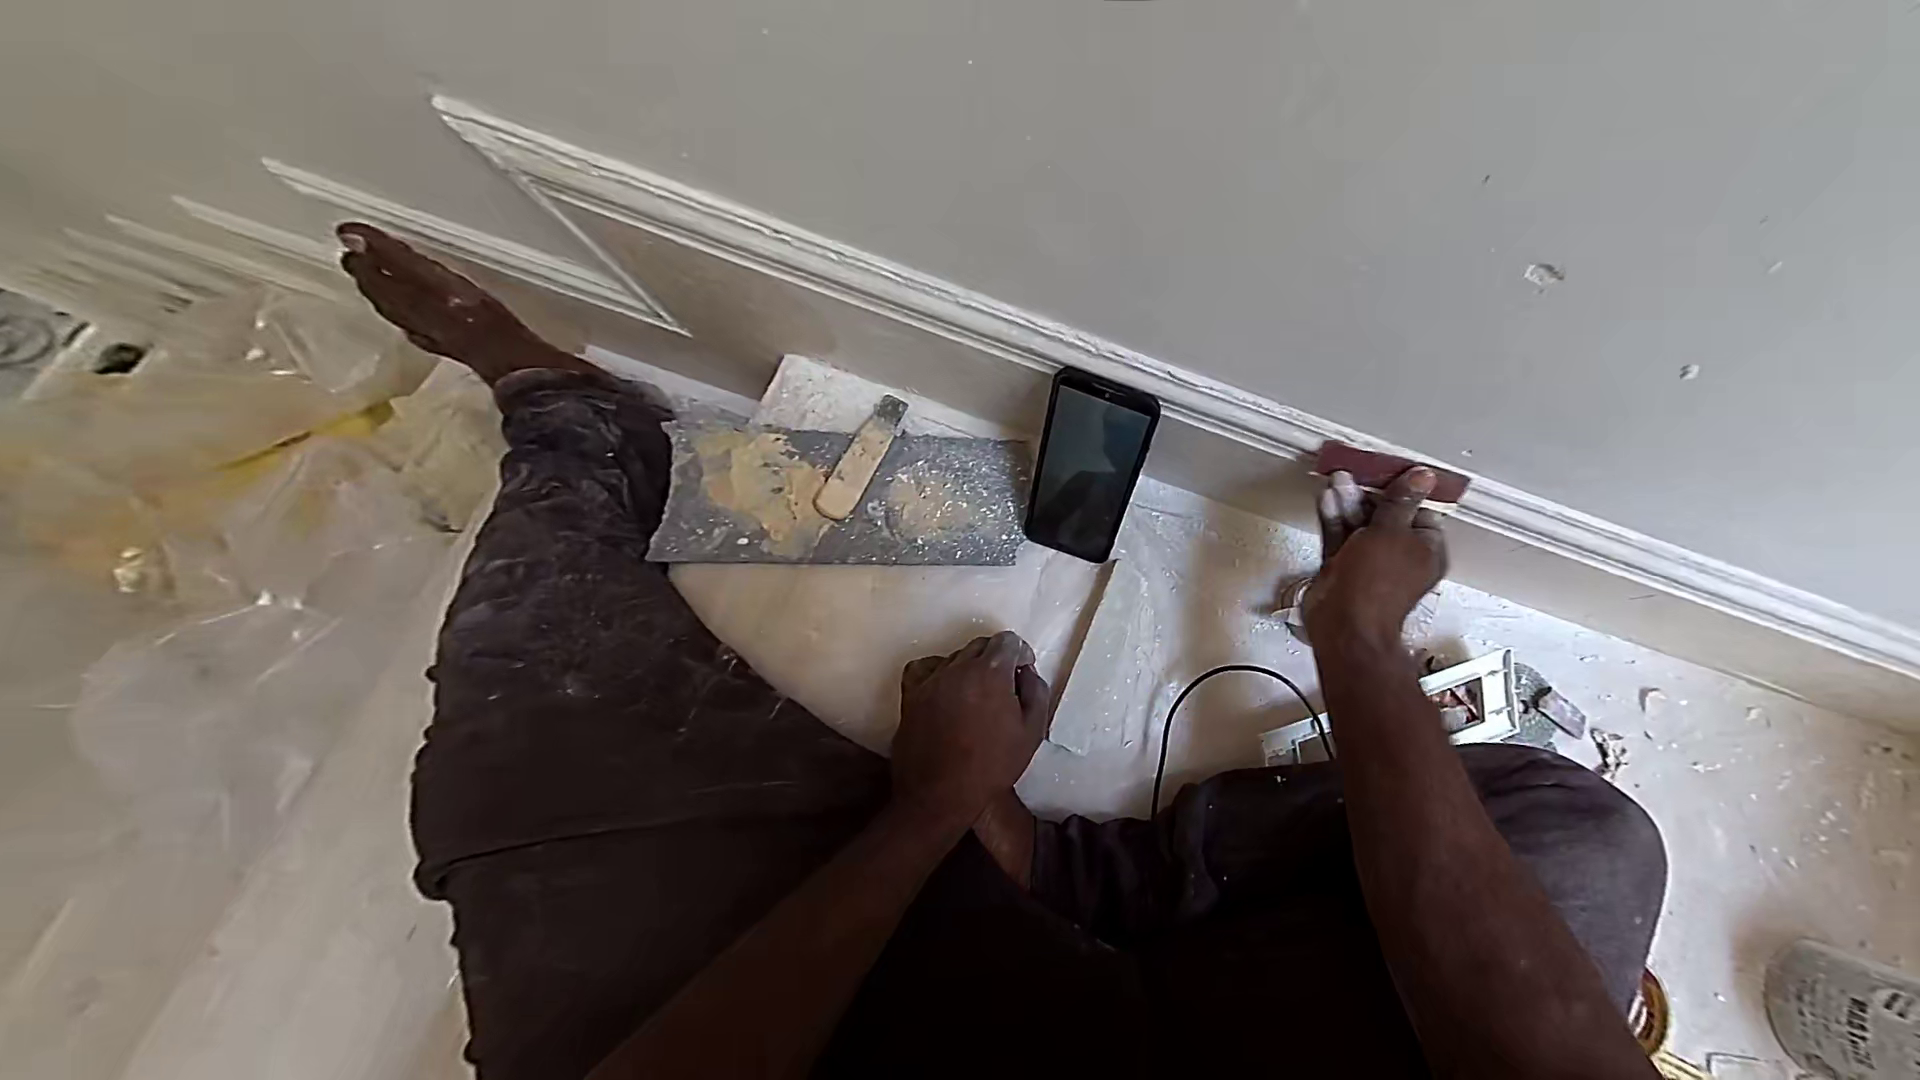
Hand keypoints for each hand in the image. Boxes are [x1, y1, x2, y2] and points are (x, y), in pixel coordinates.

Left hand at [336, 223, 589, 382]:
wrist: (531, 376)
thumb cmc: (496, 331)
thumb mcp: (446, 285)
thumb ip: (399, 262)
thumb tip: (350, 237)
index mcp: (420, 304)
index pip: (384, 273)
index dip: (369, 252)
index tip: (351, 233)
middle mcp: (428, 324)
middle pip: (391, 299)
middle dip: (374, 278)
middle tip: (359, 258)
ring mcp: (449, 341)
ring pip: (408, 317)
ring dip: (393, 300)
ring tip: (384, 286)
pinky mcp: (471, 353)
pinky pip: (431, 334)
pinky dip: (420, 323)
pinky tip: (424, 324)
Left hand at [892, 631, 1050, 827]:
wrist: (941, 794)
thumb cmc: (990, 767)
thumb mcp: (1031, 732)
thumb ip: (1036, 692)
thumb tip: (1027, 671)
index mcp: (990, 672)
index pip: (1007, 641)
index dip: (1019, 654)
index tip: (1022, 671)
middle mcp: (959, 668)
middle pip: (981, 646)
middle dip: (996, 659)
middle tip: (1003, 687)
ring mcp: (932, 679)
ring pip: (956, 656)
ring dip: (969, 667)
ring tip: (976, 695)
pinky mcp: (911, 692)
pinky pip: (925, 667)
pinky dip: (938, 671)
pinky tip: (946, 688)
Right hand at [1304, 467, 1447, 651]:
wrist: (1343, 622)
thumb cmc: (1376, 581)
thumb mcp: (1393, 533)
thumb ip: (1401, 503)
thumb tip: (1424, 475)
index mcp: (1426, 550)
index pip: (1418, 513)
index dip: (1403, 493)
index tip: (1386, 474)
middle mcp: (1398, 555)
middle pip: (1384, 516)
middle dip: (1368, 495)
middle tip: (1355, 474)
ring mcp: (1367, 561)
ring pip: (1358, 525)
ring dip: (1347, 502)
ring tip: (1337, 479)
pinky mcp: (1341, 566)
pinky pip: (1338, 537)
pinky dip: (1333, 518)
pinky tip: (1326, 498)